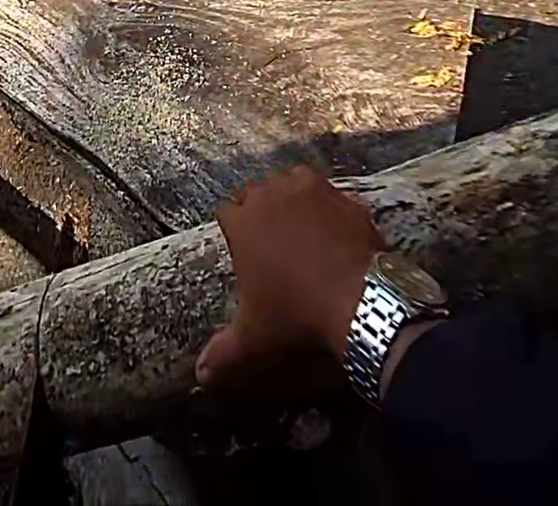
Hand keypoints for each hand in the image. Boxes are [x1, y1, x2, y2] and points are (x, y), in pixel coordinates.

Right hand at [196, 166, 384, 386]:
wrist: (357, 299)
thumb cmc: (296, 313)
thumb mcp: (254, 336)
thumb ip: (223, 352)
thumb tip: (200, 376)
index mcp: (241, 221)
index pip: (225, 211)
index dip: (232, 226)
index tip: (241, 244)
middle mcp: (269, 195)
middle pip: (254, 192)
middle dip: (258, 208)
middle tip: (270, 236)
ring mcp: (306, 189)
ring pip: (289, 181)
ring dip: (290, 195)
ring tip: (299, 220)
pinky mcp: (340, 193)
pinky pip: (327, 191)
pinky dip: (327, 202)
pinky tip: (333, 222)